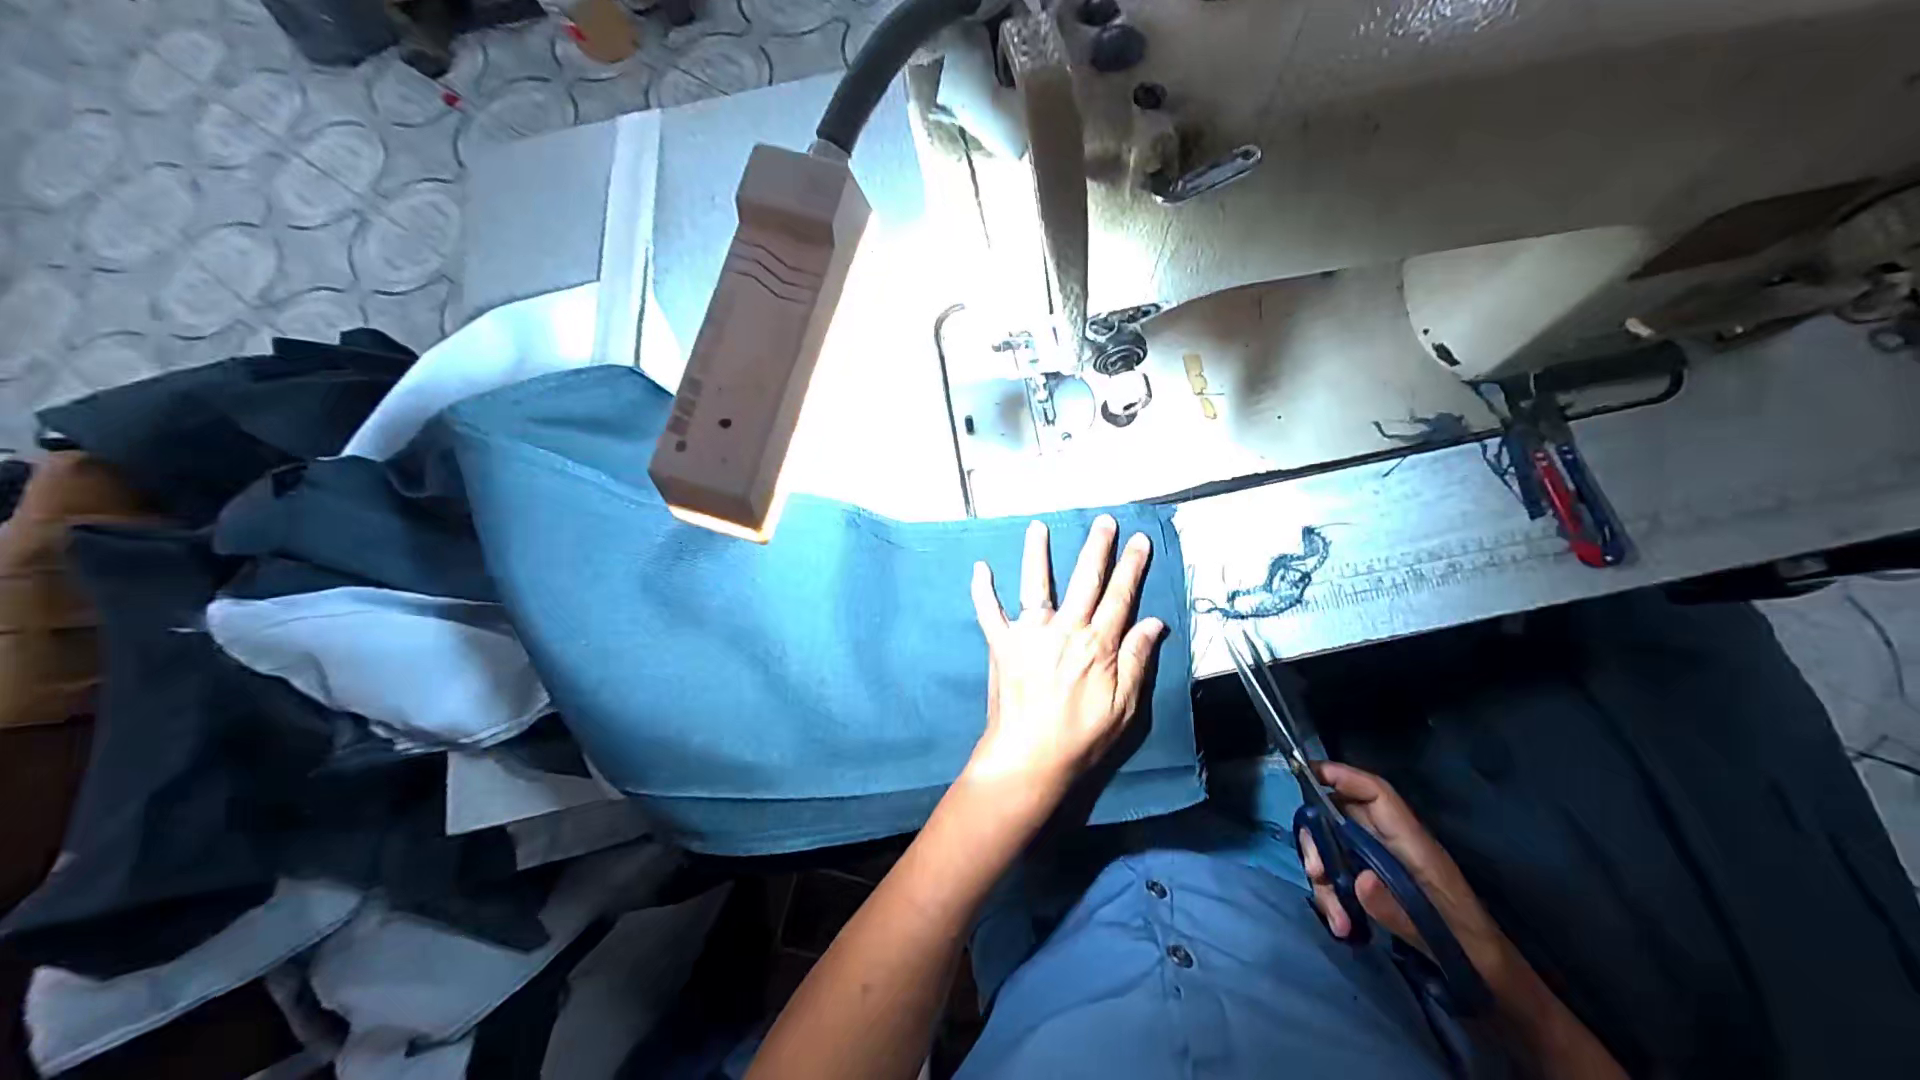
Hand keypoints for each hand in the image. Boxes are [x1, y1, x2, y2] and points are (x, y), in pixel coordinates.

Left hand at [964, 515, 1167, 794]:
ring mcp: (1030, 634)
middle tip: (1104, 521)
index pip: (1120, 597)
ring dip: (1038, 553)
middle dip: (1097, 548)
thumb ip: (1137, 660)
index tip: (1139, 541)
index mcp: (1098, 644)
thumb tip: (1153, 622)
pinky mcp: (1002, 644)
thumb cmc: (1081, 737)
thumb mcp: (1125, 706)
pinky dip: (983, 590)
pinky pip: (989, 612)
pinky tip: (980, 567)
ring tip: (1039, 526)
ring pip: (1036, 584)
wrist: (1029, 757)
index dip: (1131, 567)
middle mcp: (1065, 630)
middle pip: (1085, 580)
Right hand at [1301, 762, 1515, 982]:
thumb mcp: (1438, 938)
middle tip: (1315, 872)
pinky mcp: (1376, 885)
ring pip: (1334, 849)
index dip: (1342, 775)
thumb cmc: (1472, 952)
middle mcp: (1394, 847)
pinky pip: (1340, 875)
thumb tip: (1359, 879)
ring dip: (1324, 878)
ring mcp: (1382, 865)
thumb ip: (1396, 909)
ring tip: (1336, 917)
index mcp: (1414, 845)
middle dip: (1317, 841)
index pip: (1376, 794)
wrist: (1492, 981)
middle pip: (1341, 819)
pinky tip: (1341, 925)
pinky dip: (1332, 896)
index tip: (1306, 771)